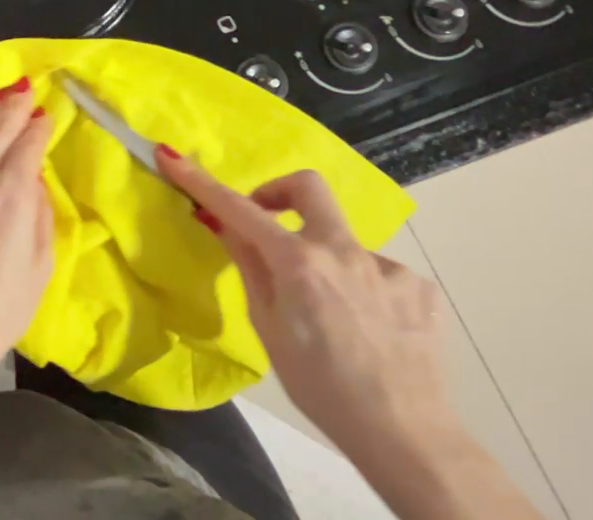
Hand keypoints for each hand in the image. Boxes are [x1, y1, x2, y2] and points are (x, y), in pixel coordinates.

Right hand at [159, 150, 455, 452]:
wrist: (407, 435)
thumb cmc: (319, 385)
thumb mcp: (267, 326)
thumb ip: (249, 265)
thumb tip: (223, 222)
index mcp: (299, 262)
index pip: (239, 208)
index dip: (200, 180)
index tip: (172, 156)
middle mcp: (345, 251)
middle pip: (308, 187)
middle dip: (279, 192)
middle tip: (267, 225)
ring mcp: (389, 267)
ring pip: (343, 245)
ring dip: (324, 263)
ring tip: (329, 316)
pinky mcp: (420, 288)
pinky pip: (378, 274)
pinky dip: (361, 290)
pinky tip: (365, 329)